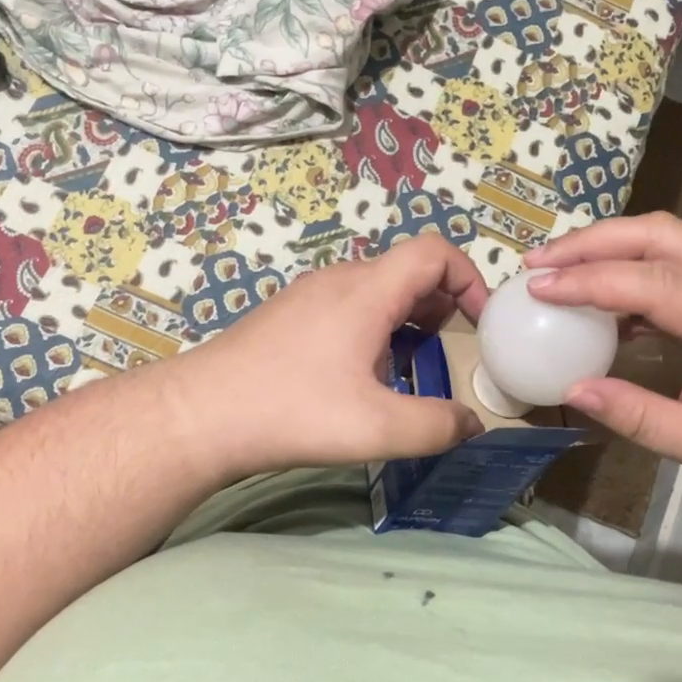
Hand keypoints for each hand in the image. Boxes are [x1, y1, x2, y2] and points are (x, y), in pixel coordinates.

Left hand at [157, 232, 489, 479]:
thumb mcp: (378, 428)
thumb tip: (471, 425)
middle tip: (450, 350)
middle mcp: (338, 281)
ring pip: (374, 291)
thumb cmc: (293, 413)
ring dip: (406, 319)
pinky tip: (360, 377)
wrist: (200, 416)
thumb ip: (437, 426)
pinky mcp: (286, 317)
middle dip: (441, 305)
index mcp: (366, 292)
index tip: (481, 322)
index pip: (433, 253)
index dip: (469, 278)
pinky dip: (372, 329)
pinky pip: (346, 308)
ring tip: (410, 366)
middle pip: (406, 270)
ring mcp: (306, 296)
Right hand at [524, 214, 681, 518]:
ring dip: (610, 244)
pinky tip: (597, 297)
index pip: (658, 282)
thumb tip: (574, 389)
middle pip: (662, 234)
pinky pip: (676, 261)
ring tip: (557, 269)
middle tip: (538, 263)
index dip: (594, 280)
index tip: (539, 288)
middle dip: (594, 241)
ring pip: (669, 237)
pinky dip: (630, 265)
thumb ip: (641, 419)